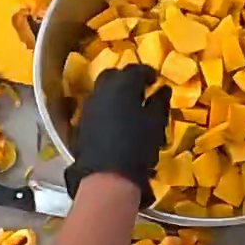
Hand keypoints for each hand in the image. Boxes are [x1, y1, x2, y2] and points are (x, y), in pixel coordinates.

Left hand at [64, 64, 169, 204]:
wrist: (107, 175)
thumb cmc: (137, 146)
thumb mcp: (155, 123)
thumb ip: (159, 102)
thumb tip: (163, 89)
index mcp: (122, 85)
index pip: (136, 70)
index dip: (148, 73)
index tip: (156, 80)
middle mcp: (102, 90)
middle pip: (114, 75)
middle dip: (128, 79)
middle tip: (141, 89)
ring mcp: (89, 105)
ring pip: (102, 89)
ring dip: (115, 92)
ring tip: (128, 104)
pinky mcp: (82, 121)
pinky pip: (96, 105)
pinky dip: (106, 106)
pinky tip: (115, 119)